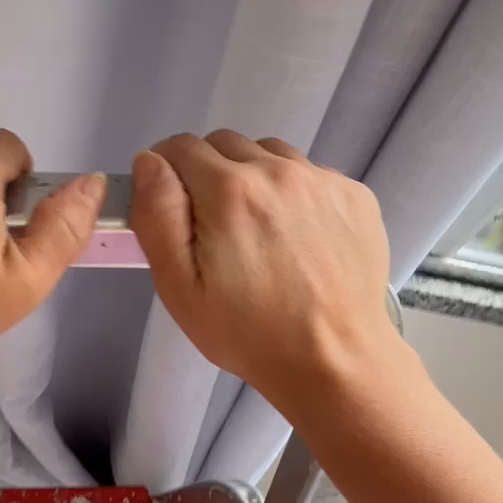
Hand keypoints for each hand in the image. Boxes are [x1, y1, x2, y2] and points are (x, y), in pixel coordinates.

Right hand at [130, 130, 402, 415]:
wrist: (331, 358)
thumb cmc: (246, 333)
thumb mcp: (179, 288)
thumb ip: (158, 216)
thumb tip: (148, 161)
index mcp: (229, 191)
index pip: (180, 147)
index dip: (164, 171)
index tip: (168, 205)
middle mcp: (278, 171)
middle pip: (225, 144)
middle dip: (206, 173)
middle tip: (210, 229)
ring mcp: (322, 180)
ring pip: (269, 155)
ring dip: (251, 179)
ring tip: (254, 233)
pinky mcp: (354, 196)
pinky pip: (309, 175)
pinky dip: (291, 195)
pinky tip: (294, 241)